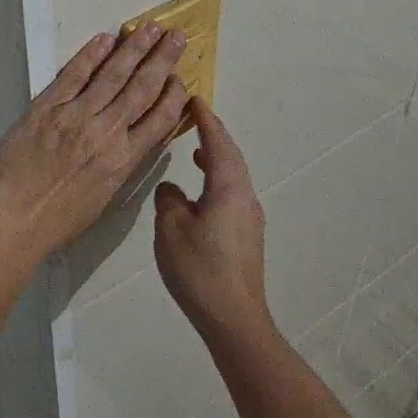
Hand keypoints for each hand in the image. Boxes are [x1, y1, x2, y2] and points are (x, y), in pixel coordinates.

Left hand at [0, 25, 190, 261]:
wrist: (15, 220)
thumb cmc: (57, 221)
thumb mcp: (103, 198)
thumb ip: (119, 165)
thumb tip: (129, 141)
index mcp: (123, 160)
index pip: (160, 119)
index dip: (174, 95)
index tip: (181, 77)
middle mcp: (106, 132)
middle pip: (141, 88)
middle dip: (162, 60)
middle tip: (177, 36)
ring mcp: (75, 116)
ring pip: (112, 75)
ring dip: (134, 49)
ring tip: (150, 28)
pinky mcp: (46, 108)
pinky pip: (72, 75)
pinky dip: (90, 55)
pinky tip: (105, 39)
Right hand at [154, 99, 271, 339]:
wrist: (234, 318)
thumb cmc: (199, 269)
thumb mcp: (170, 229)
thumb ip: (168, 200)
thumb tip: (172, 188)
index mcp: (228, 189)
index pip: (216, 143)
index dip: (205, 120)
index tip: (195, 99)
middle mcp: (244, 197)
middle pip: (231, 156)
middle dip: (214, 134)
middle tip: (196, 116)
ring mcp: (249, 218)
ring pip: (233, 175)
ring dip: (216, 157)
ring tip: (195, 149)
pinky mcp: (246, 236)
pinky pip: (232, 192)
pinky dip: (217, 178)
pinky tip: (199, 190)